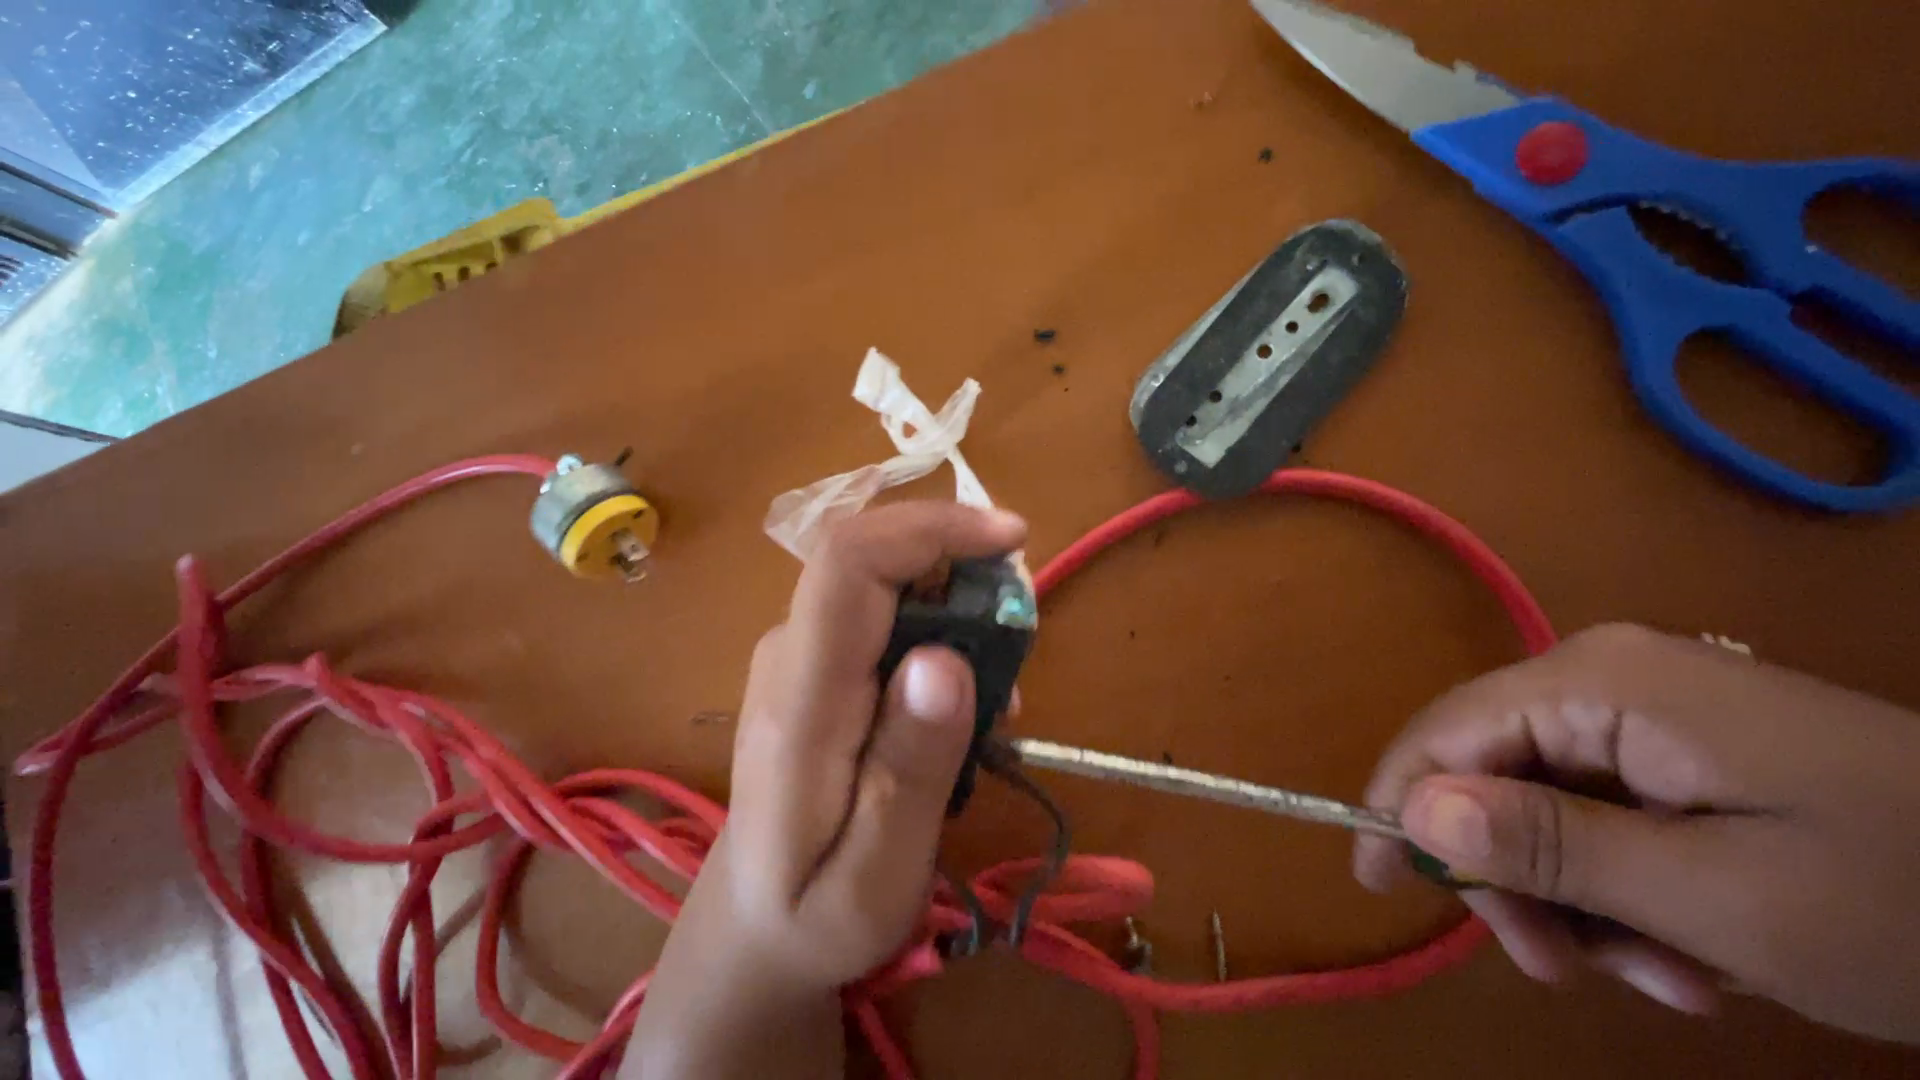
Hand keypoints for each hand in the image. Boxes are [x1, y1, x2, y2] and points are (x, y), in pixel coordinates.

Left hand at [624, 502, 1026, 1078]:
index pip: (848, 564)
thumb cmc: (818, 912)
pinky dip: (936, 633)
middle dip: (959, 568)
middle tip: (1019, 642)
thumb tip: (946, 659)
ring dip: (955, 610)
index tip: (1012, 541)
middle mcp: (788, 654)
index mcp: (801, 700)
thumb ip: (910, 769)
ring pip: (883, 584)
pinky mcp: (812, 667)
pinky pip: (879, 616)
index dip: (931, 529)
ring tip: (995, 700)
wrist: (754, 920)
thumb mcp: (877, 872)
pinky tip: (960, 705)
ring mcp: (794, 656)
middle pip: (871, 559)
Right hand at [1355, 623, 1919, 1042]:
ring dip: (1578, 898)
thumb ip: (1548, 844)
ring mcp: (1648, 710)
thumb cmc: (1899, 897)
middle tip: (1560, 968)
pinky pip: (1602, 811)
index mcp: (1599, 682)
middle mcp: (1605, 676)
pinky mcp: (1683, 746)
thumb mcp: (1711, 893)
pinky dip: (1624, 888)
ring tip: (1659, 975)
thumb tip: (1411, 811)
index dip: (1399, 807)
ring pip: (1544, 802)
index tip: (1382, 891)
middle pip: (1491, 771)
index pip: (1446, 733)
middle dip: (1515, 877)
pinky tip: (1685, 948)